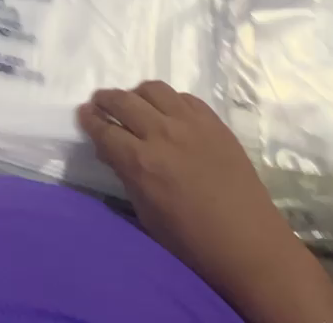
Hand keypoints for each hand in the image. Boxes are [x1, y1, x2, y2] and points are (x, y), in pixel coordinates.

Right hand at [80, 82, 332, 322]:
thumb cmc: (192, 241)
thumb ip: (126, 174)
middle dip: (106, 99)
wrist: (249, 243)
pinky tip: (168, 112)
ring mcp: (191, 123)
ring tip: (134, 103)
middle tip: (100, 102)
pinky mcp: (214, 121)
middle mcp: (162, 133)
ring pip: (153, 89)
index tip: (82, 113)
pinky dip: (168, 100)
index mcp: (142, 162)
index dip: (89, 119)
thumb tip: (110, 149)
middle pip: (123, 101)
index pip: (104, 130)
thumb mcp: (147, 214)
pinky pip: (183, 96)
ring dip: (137, 94)